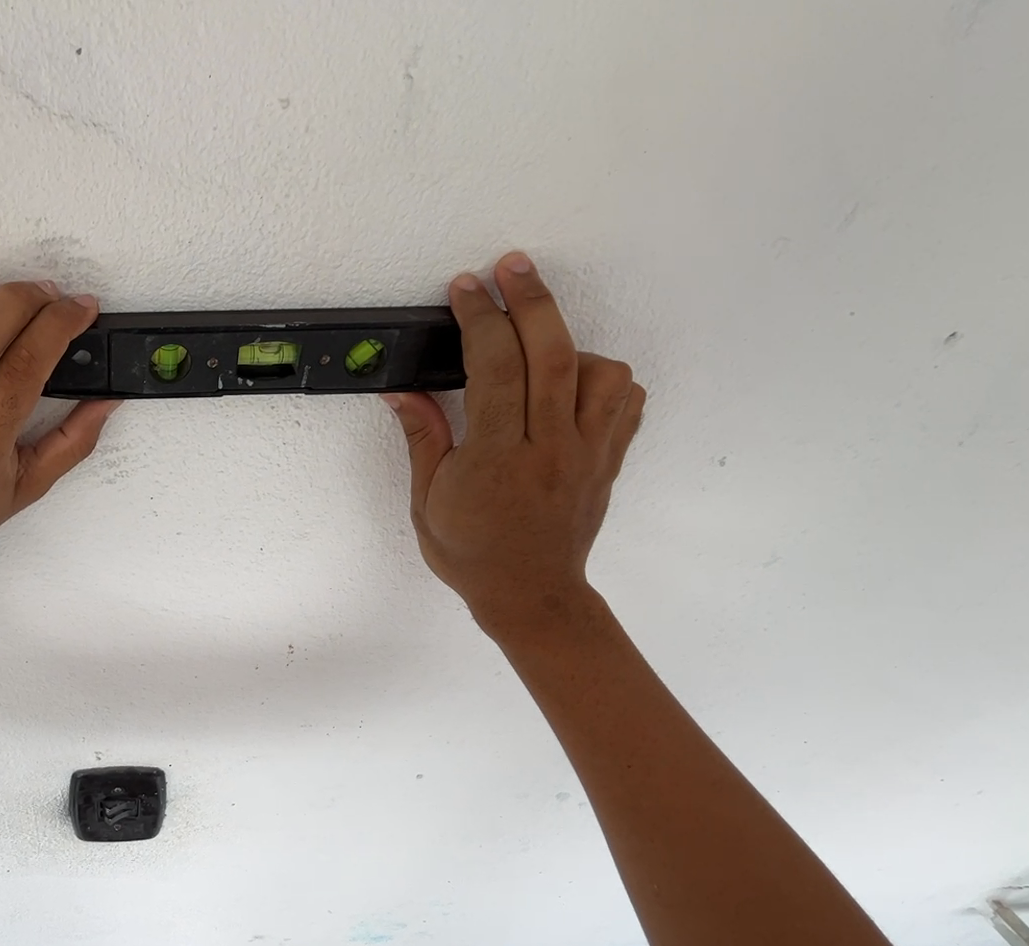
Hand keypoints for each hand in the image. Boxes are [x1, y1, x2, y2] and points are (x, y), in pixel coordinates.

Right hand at [385, 252, 644, 633]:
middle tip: (512, 267)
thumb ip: (422, 439)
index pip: (493, 369)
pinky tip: (575, 376)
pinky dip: (606, 375)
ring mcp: (586, 453)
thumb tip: (402, 391)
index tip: (465, 289)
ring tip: (540, 335)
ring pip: (601, 371)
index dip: (480, 320)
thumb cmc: (472, 554)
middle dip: (531, 300)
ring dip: (571, 339)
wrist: (530, 596)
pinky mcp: (608, 460)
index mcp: (496, 459)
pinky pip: (626, 401)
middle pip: (553, 353)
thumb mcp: (426, 502)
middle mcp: (548, 449)